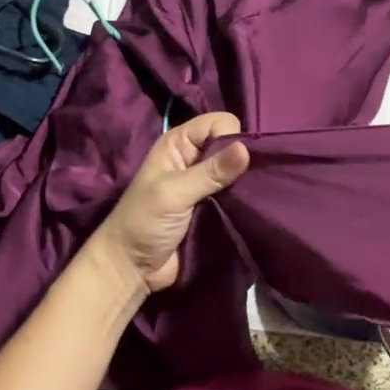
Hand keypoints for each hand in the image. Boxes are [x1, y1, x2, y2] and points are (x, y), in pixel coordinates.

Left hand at [87, 113, 250, 294]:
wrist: (132, 267)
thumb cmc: (144, 223)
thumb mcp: (175, 193)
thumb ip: (210, 172)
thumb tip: (247, 148)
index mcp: (178, 144)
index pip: (218, 123)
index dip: (232, 135)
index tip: (242, 159)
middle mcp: (192, 159)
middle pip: (230, 145)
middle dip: (244, 159)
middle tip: (256, 180)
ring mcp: (203, 185)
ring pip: (236, 172)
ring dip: (246, 182)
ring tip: (257, 195)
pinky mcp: (212, 208)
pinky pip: (235, 196)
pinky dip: (244, 199)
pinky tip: (254, 205)